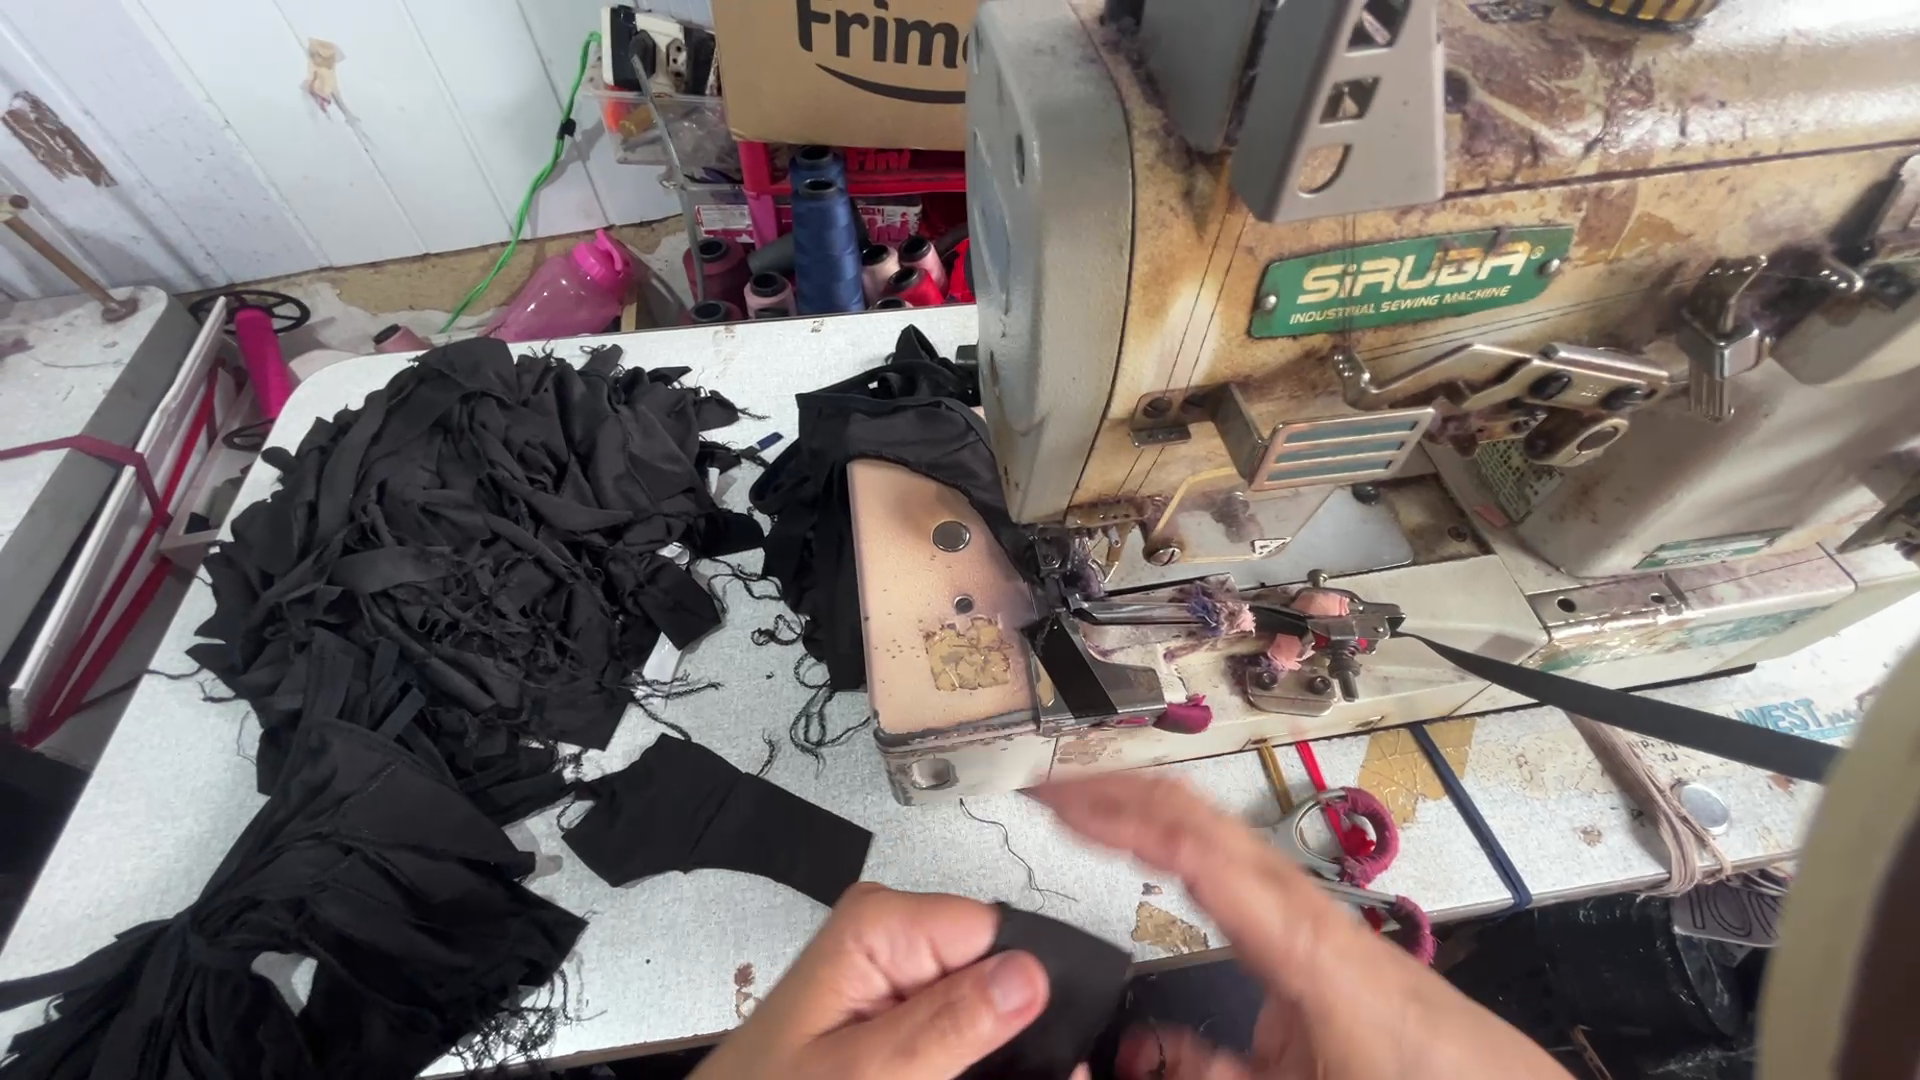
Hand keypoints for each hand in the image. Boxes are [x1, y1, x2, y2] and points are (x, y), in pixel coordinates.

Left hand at [689, 883, 1052, 1079]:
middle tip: (973, 1073)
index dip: (1018, 990)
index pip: (993, 929)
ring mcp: (896, 965)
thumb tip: (1028, 973)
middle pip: (992, 964)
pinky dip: (963, 1052)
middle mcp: (891, 931)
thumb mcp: (862, 1076)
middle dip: (1002, 1026)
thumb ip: (946, 1024)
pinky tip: (947, 1071)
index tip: (1023, 1044)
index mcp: (881, 924)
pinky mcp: (897, 999)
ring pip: (982, 997)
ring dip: (985, 1045)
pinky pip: (955, 1015)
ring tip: (948, 1073)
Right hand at [1036, 774, 1571, 1079]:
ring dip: (1137, 795)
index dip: (1117, 820)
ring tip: (1079, 798)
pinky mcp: (1297, 897)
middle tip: (1048, 790)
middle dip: (1113, 789)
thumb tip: (1130, 1051)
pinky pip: (1220, 838)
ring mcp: (1295, 887)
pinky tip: (1143, 830)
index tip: (1057, 805)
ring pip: (1204, 813)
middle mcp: (1289, 893)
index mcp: (1291, 935)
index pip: (1187, 850)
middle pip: (1189, 810)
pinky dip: (1167, 819)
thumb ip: (1201, 1069)